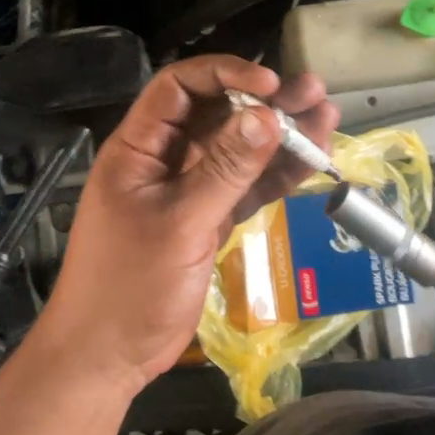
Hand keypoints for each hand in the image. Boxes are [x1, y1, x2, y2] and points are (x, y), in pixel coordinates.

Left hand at [34, 55, 339, 393]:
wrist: (107, 359)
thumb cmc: (128, 286)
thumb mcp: (180, 224)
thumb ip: (225, 169)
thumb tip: (267, 116)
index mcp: (139, 147)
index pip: (179, 87)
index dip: (224, 74)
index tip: (268, 84)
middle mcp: (165, 158)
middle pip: (218, 114)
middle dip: (266, 102)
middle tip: (313, 91)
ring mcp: (188, 189)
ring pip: (239, 149)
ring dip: (281, 135)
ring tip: (327, 117)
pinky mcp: (207, 219)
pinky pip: (246, 186)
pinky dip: (277, 175)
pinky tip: (313, 160)